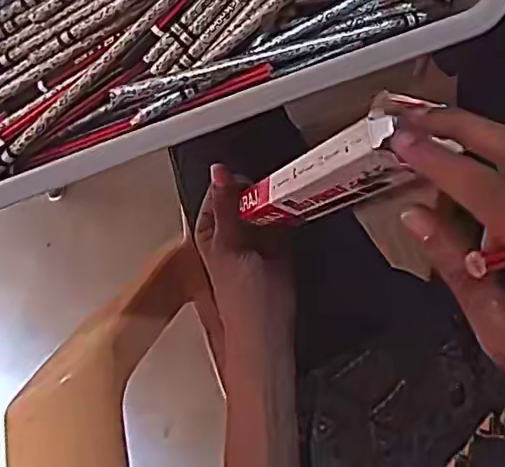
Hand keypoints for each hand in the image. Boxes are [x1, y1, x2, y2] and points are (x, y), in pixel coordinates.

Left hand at [193, 164, 295, 356]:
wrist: (270, 334)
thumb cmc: (241, 300)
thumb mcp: (229, 245)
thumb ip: (227, 205)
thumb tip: (218, 170)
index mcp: (210, 228)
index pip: (221, 189)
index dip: (236, 181)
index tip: (252, 182)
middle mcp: (232, 229)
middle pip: (246, 194)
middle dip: (259, 189)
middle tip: (272, 191)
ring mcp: (256, 235)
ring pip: (266, 203)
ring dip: (276, 198)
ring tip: (284, 201)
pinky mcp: (279, 241)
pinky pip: (284, 215)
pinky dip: (289, 210)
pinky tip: (294, 211)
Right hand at [391, 107, 504, 430]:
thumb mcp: (504, 339)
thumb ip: (457, 270)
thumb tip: (414, 216)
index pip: (493, 193)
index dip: (442, 162)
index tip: (404, 144)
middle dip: (457, 122)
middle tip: (413, 116)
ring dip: (473, 145)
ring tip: (431, 155)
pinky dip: (499, 178)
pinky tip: (482, 207)